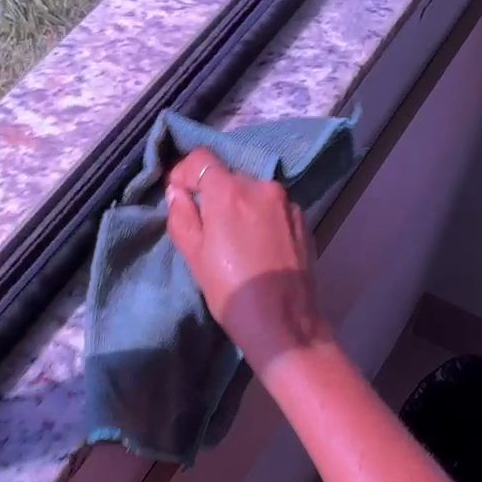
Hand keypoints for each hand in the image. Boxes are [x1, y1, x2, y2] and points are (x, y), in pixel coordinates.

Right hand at [165, 147, 328, 367]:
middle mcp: (261, 186)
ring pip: (254, 194)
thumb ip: (181, 217)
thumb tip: (178, 192)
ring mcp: (287, 203)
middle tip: (208, 229)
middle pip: (229, 178)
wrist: (283, 323)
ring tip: (237, 242)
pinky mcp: (303, 222)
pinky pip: (274, 211)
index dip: (184, 173)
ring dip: (241, 208)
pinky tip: (260, 250)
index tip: (179, 195)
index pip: (201, 159)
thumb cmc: (231, 292)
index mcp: (228, 190)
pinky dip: (262, 221)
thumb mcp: (194, 256)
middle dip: (214, 195)